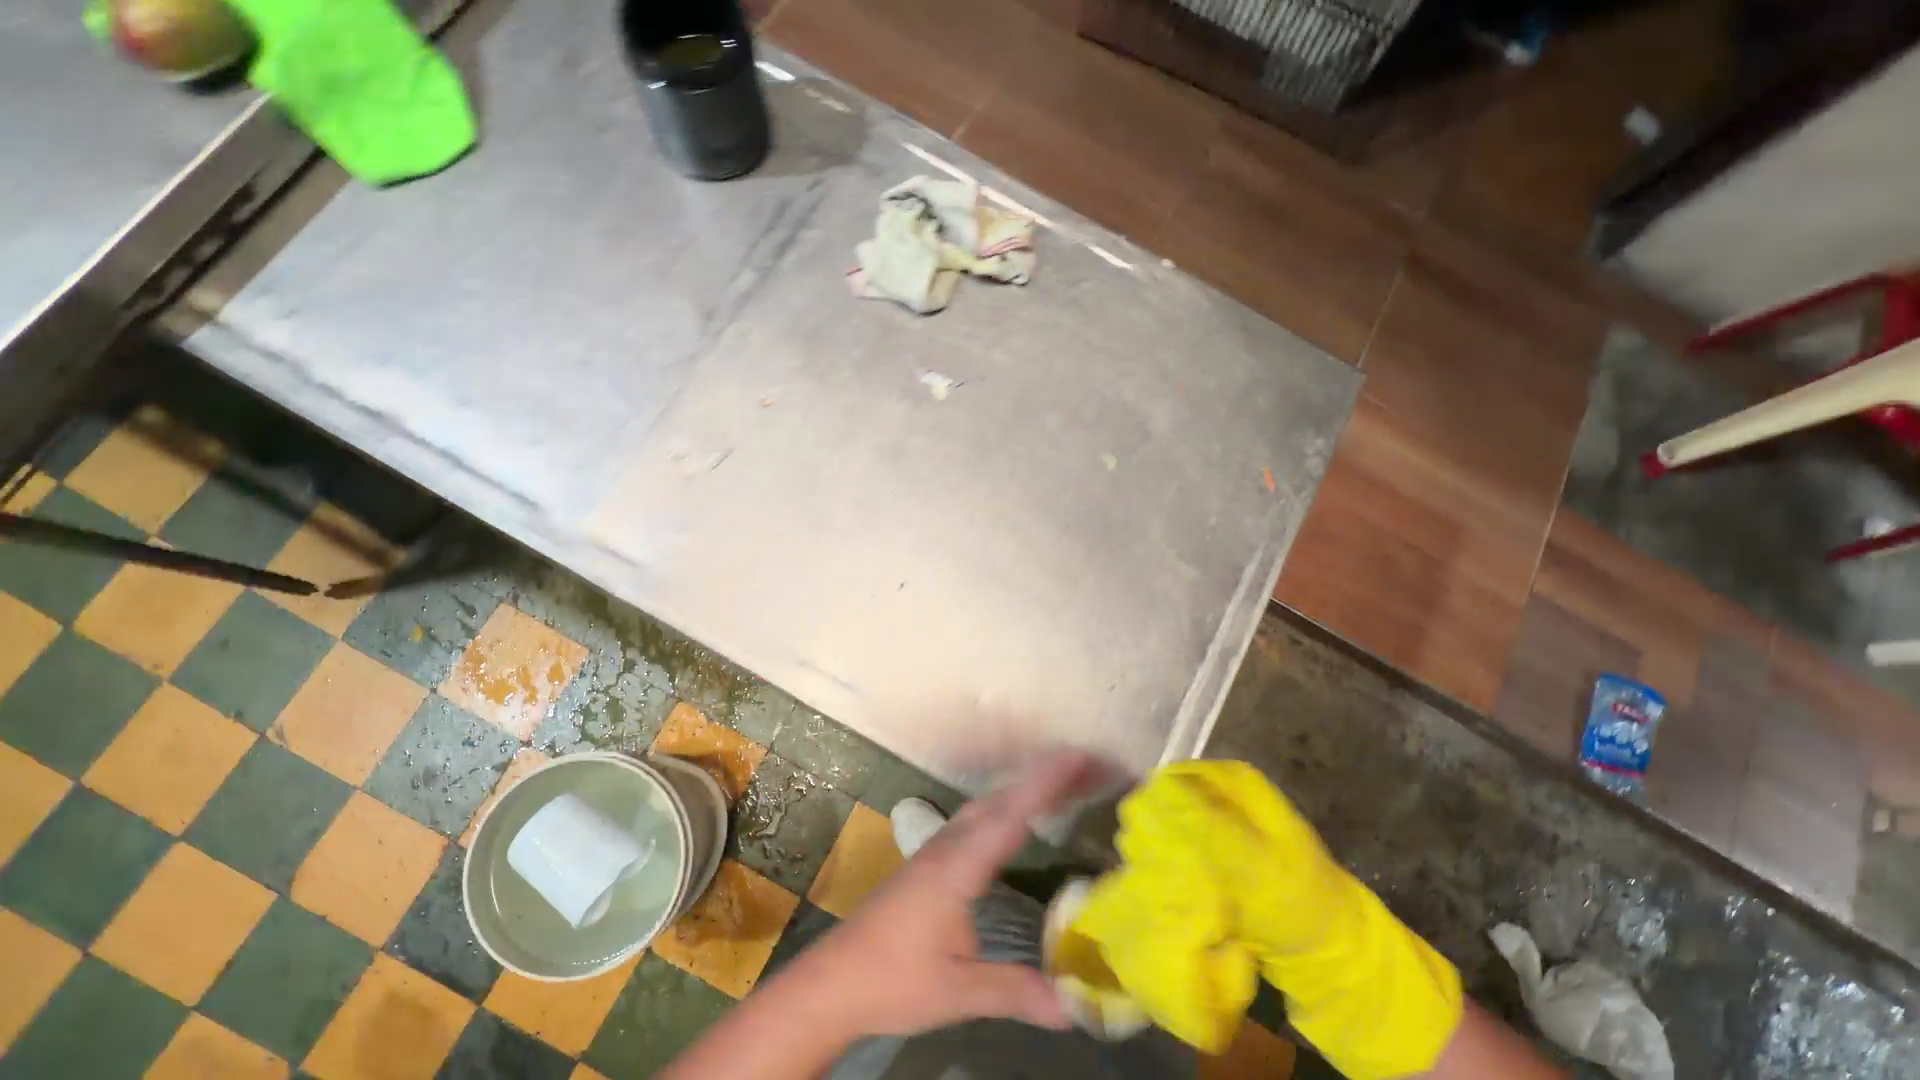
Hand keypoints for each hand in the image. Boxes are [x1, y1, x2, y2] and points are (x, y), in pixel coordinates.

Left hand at [776, 750, 1109, 1036]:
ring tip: (1063, 782)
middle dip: (1043, 778)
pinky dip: (1005, 808)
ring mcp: (932, 854)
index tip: (1076, 758)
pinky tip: (1016, 821)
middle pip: (999, 801)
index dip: (1043, 785)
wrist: (831, 984)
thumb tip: (1076, 1006)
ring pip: (984, 808)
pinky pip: (973, 821)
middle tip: (1088, 766)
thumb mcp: (957, 992)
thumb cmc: (891, 982)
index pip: (1008, 818)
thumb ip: (1014, 991)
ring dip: (1023, 790)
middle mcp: (945, 850)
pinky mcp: (926, 866)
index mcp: (955, 870)